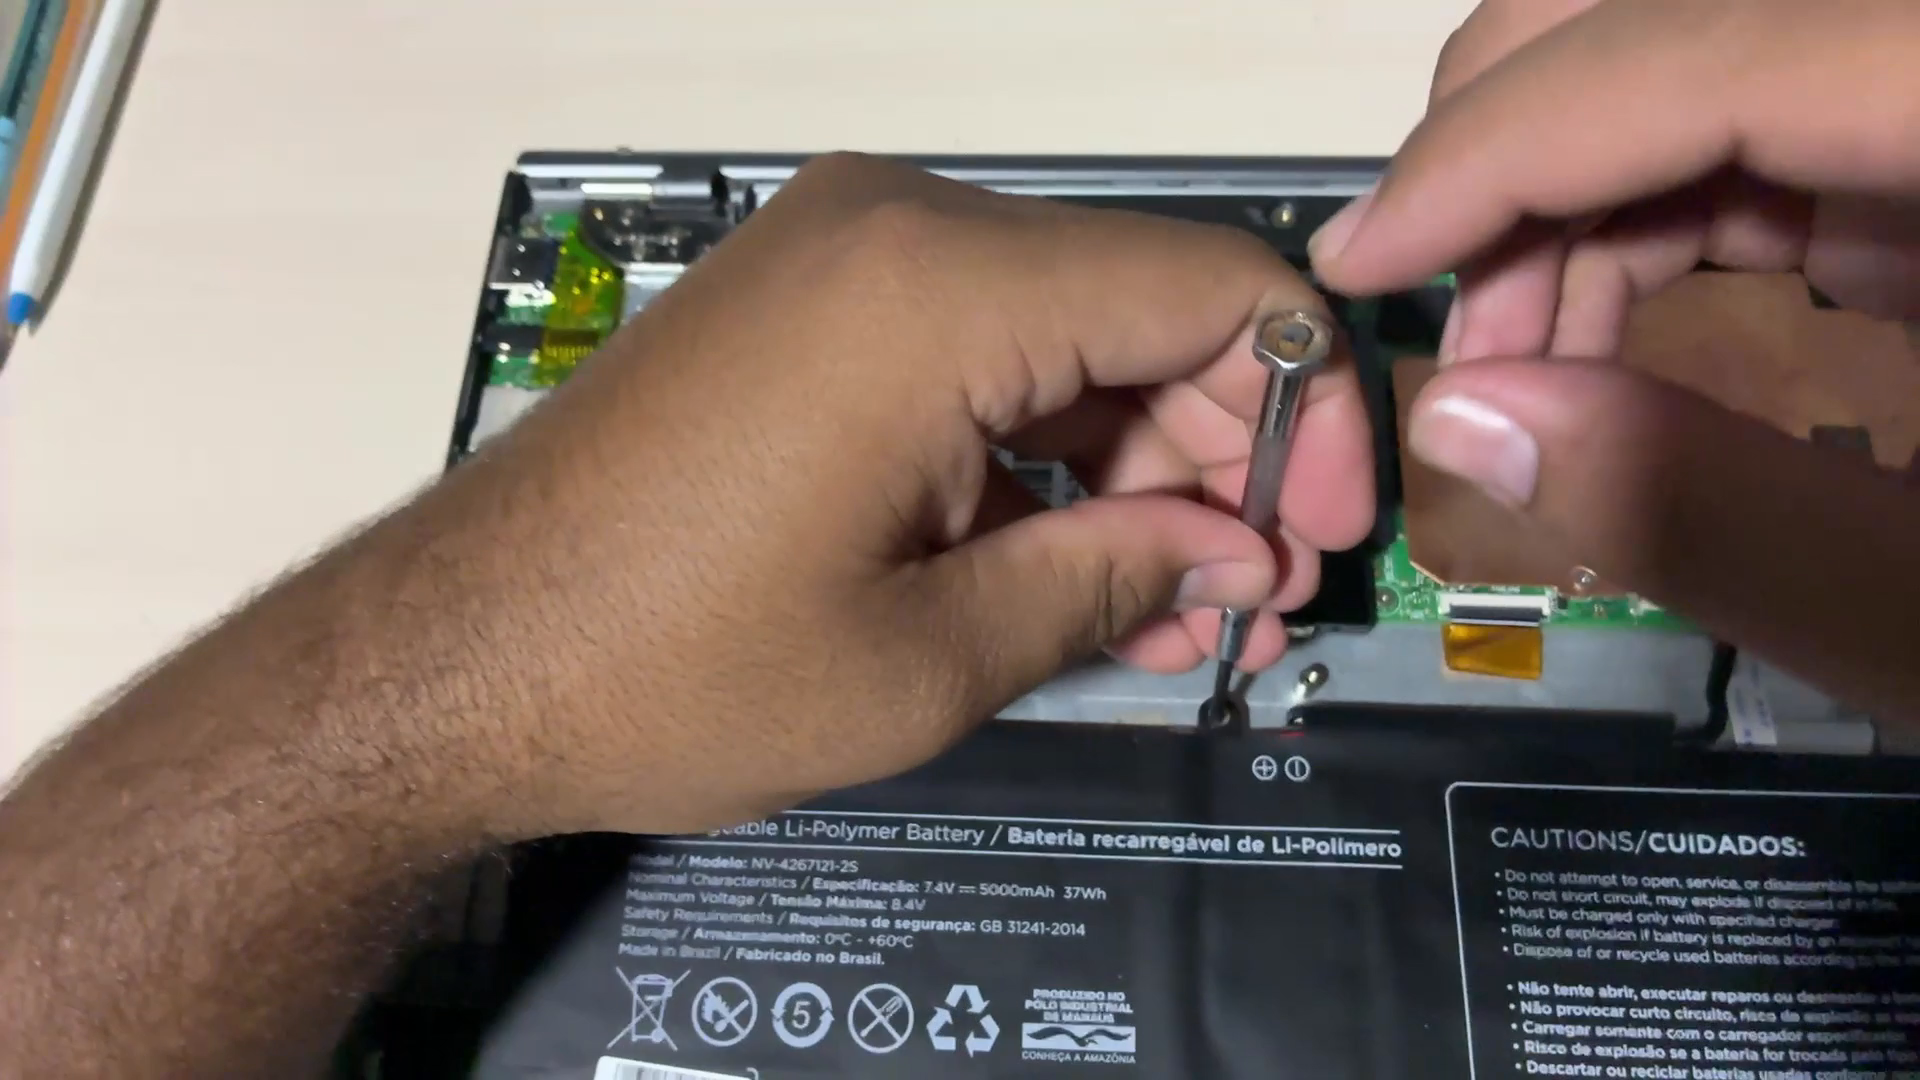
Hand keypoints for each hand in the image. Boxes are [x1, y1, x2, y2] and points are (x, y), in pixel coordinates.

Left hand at [440, 154, 1370, 834]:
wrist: (457, 663)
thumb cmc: (674, 672)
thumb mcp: (927, 660)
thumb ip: (1107, 581)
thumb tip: (1236, 556)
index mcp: (937, 291)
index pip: (1213, 291)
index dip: (1303, 407)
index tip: (1321, 524)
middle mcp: (898, 236)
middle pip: (1142, 316)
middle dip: (1214, 458)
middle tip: (1237, 591)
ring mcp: (847, 270)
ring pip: (1063, 353)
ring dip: (1128, 477)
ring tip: (1164, 607)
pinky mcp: (815, 327)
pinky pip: (978, 374)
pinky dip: (1039, 466)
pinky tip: (1069, 564)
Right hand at [1308, 0, 1919, 720]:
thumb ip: (1706, 510)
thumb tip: (1462, 425)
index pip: (1711, 44)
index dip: (1486, 151)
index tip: (1354, 262)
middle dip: (1518, 149)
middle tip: (1470, 318)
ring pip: (1704, 39)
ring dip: (1577, 199)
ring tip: (1553, 356)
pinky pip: (1773, 89)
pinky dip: (1666, 205)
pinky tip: (1664, 316)